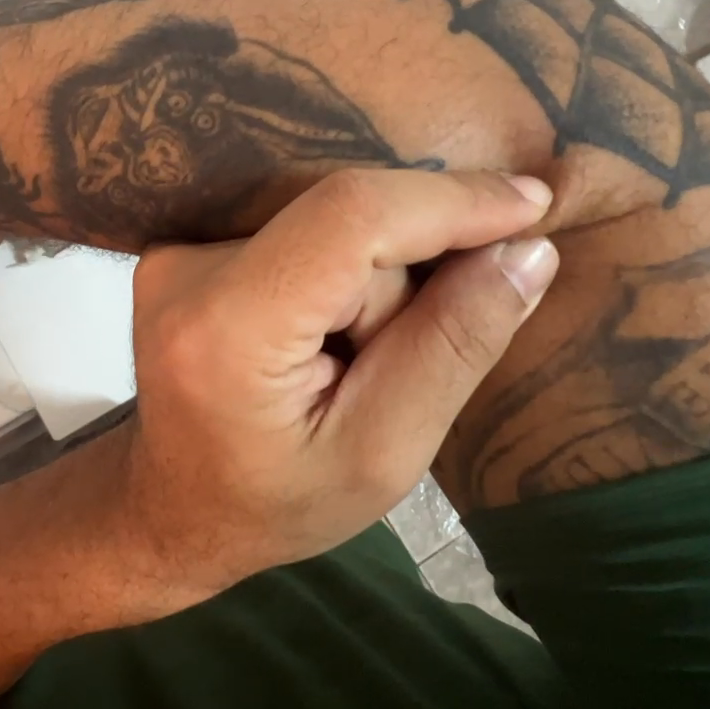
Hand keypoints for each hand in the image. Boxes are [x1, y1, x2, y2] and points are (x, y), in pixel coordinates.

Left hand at [120, 168, 558, 590]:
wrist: (176, 506)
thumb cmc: (275, 502)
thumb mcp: (382, 454)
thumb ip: (451, 348)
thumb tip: (525, 250)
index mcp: (228, 326)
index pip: (350, 217)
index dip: (449, 202)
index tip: (533, 204)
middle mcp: (185, 267)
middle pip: (342, 220)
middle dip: (400, 278)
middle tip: (379, 365)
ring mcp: (176, 250)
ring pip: (322, 221)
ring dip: (364, 281)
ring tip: (338, 360)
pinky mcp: (183, 246)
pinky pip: (292, 226)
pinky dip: (332, 271)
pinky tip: (320, 333)